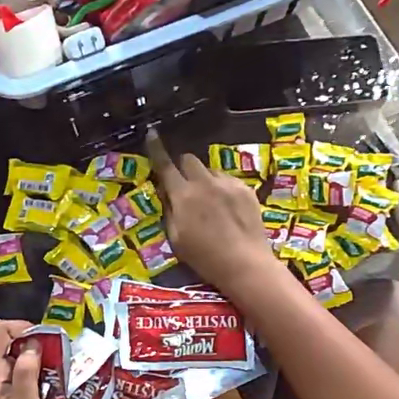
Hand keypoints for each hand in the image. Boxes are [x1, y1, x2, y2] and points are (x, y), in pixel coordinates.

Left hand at [0, 320, 47, 398]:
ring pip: (7, 355)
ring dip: (29, 358)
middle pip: (3, 342)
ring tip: (51, 371)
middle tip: (54, 358)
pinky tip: (40, 384)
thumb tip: (32, 344)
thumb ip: (27, 373)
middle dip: (30, 344)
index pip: (0, 331)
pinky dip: (25, 370)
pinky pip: (7, 370)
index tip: (48, 340)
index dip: (24, 328)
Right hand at [149, 134, 290, 299]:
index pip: (165, 165)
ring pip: (210, 170)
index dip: (157, 149)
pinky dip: (223, 188)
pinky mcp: (246, 189)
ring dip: (205, 180)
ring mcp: (228, 184)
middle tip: (185, 186)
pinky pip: (228, 180)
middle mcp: (205, 183)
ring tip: (211, 202)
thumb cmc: (205, 258)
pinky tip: (228, 208)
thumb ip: (170, 211)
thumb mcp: (176, 239)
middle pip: (189, 159)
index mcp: (183, 196)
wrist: (245, 264)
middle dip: (183, 168)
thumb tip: (167, 195)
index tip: (152, 134)